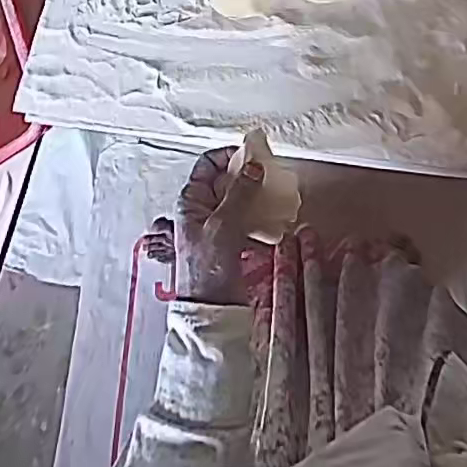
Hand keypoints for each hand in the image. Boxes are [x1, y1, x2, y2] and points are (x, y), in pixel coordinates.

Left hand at [143, 147, 264, 305]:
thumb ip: (239, 194)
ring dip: (256, 193)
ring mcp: (216, 224)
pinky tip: (274, 216)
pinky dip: (259, 212)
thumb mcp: (223, 226)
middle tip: (269, 173)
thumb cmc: (207, 269)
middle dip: (248, 173)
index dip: (228, 155)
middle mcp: (201, 209)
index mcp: (190, 201)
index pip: (208, 164)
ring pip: (238, 197)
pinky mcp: (230, 239)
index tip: (252, 155)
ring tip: (275, 194)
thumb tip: (254, 167)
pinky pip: (246, 216)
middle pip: (225, 178)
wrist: (211, 312)